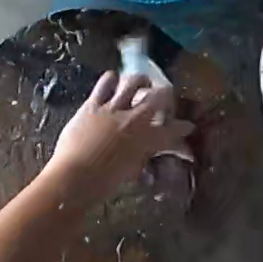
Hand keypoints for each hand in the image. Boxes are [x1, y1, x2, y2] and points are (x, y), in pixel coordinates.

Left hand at [45, 71, 194, 205]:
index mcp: (149, 140)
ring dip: (140, 81)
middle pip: (160, 96)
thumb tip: (146, 154)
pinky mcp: (93, 104)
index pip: (175, 130)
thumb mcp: (132, 171)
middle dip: (166, 95)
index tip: (187, 126)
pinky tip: (113, 80)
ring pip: (134, 82)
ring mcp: (114, 108)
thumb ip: (142, 157)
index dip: (184, 127)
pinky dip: (111, 79)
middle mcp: (136, 119)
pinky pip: (105, 83)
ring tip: (141, 83)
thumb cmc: (104, 181)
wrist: (76, 175)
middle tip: (163, 98)